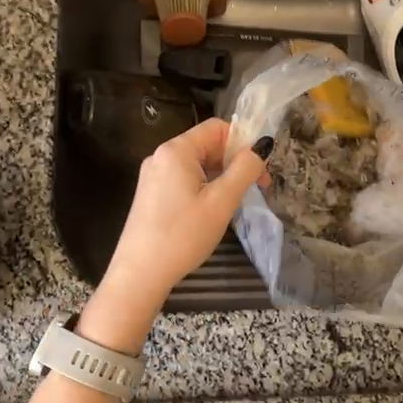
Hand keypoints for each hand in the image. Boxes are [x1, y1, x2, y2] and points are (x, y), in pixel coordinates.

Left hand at [101, 118, 269, 307]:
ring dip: (220, 177)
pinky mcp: (150, 195)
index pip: (217, 128)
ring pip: (196, 165)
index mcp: (176, 151)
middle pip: (206, 145)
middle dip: (233, 162)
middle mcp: (160, 156)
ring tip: (232, 204)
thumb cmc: (183, 235)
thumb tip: (262, 145)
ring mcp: (152, 176)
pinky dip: (203, 188)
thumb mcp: (221, 202)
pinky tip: (209, 212)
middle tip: (254, 190)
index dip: (243, 143)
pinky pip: (183, 180)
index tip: (259, 171)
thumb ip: (245, 169)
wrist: (140, 274)